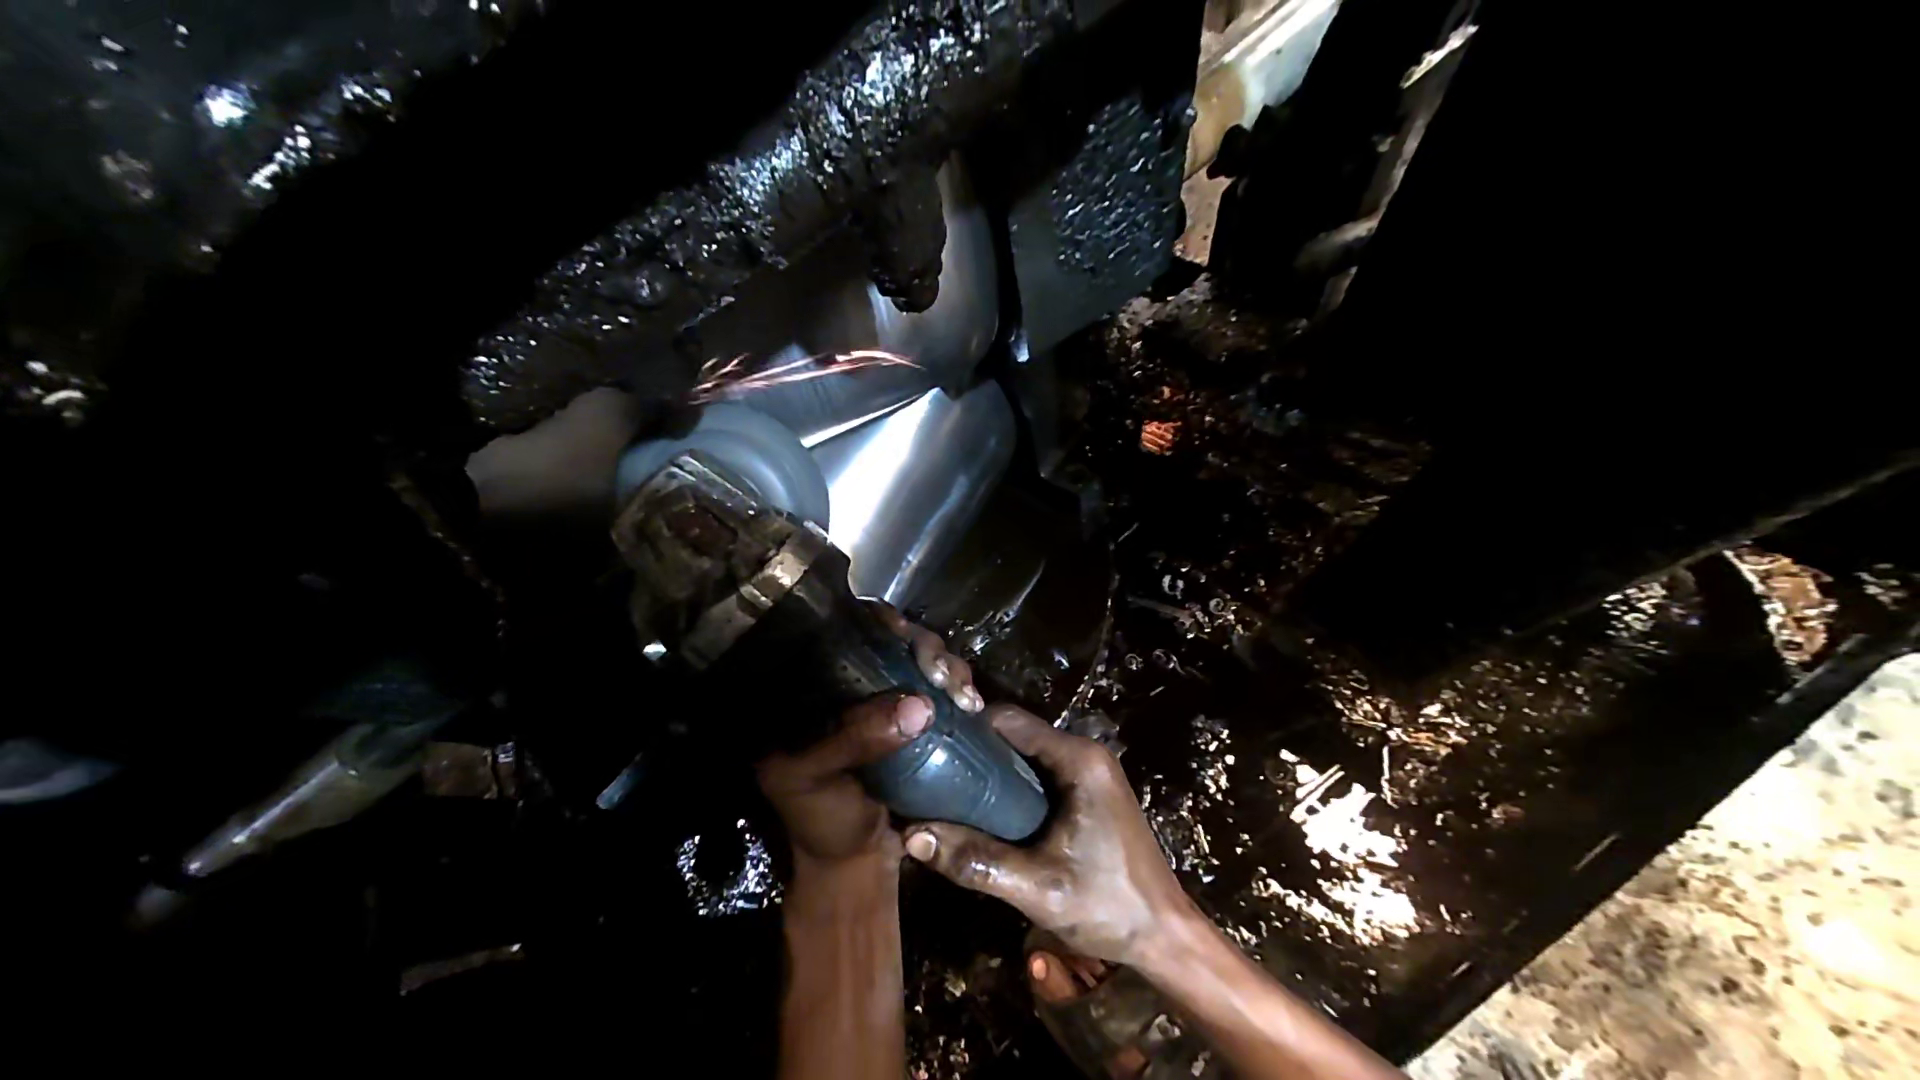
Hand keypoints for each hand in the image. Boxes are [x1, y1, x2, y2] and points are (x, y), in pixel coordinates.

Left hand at [757, 605, 981, 866]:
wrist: (855, 865)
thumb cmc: (821, 820)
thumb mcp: (816, 778)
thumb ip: (854, 739)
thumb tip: (919, 706)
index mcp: (813, 692)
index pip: (843, 635)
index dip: (873, 622)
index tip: (902, 630)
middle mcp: (852, 686)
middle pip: (892, 642)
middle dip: (924, 648)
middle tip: (942, 674)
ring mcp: (889, 702)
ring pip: (922, 661)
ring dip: (948, 668)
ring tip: (963, 694)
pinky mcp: (919, 720)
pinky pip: (942, 690)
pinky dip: (959, 688)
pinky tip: (972, 702)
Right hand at [901, 706, 1198, 967]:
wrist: (1164, 935)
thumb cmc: (1108, 906)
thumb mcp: (1038, 888)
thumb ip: (976, 861)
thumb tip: (911, 836)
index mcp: (1077, 759)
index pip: (1008, 720)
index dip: (965, 729)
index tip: (928, 749)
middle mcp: (1083, 752)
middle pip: (1013, 735)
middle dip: (972, 752)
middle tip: (929, 777)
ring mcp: (1086, 771)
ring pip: (1022, 755)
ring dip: (987, 771)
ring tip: (944, 793)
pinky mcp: (1085, 790)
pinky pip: (1036, 773)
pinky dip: (1006, 786)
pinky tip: (980, 811)